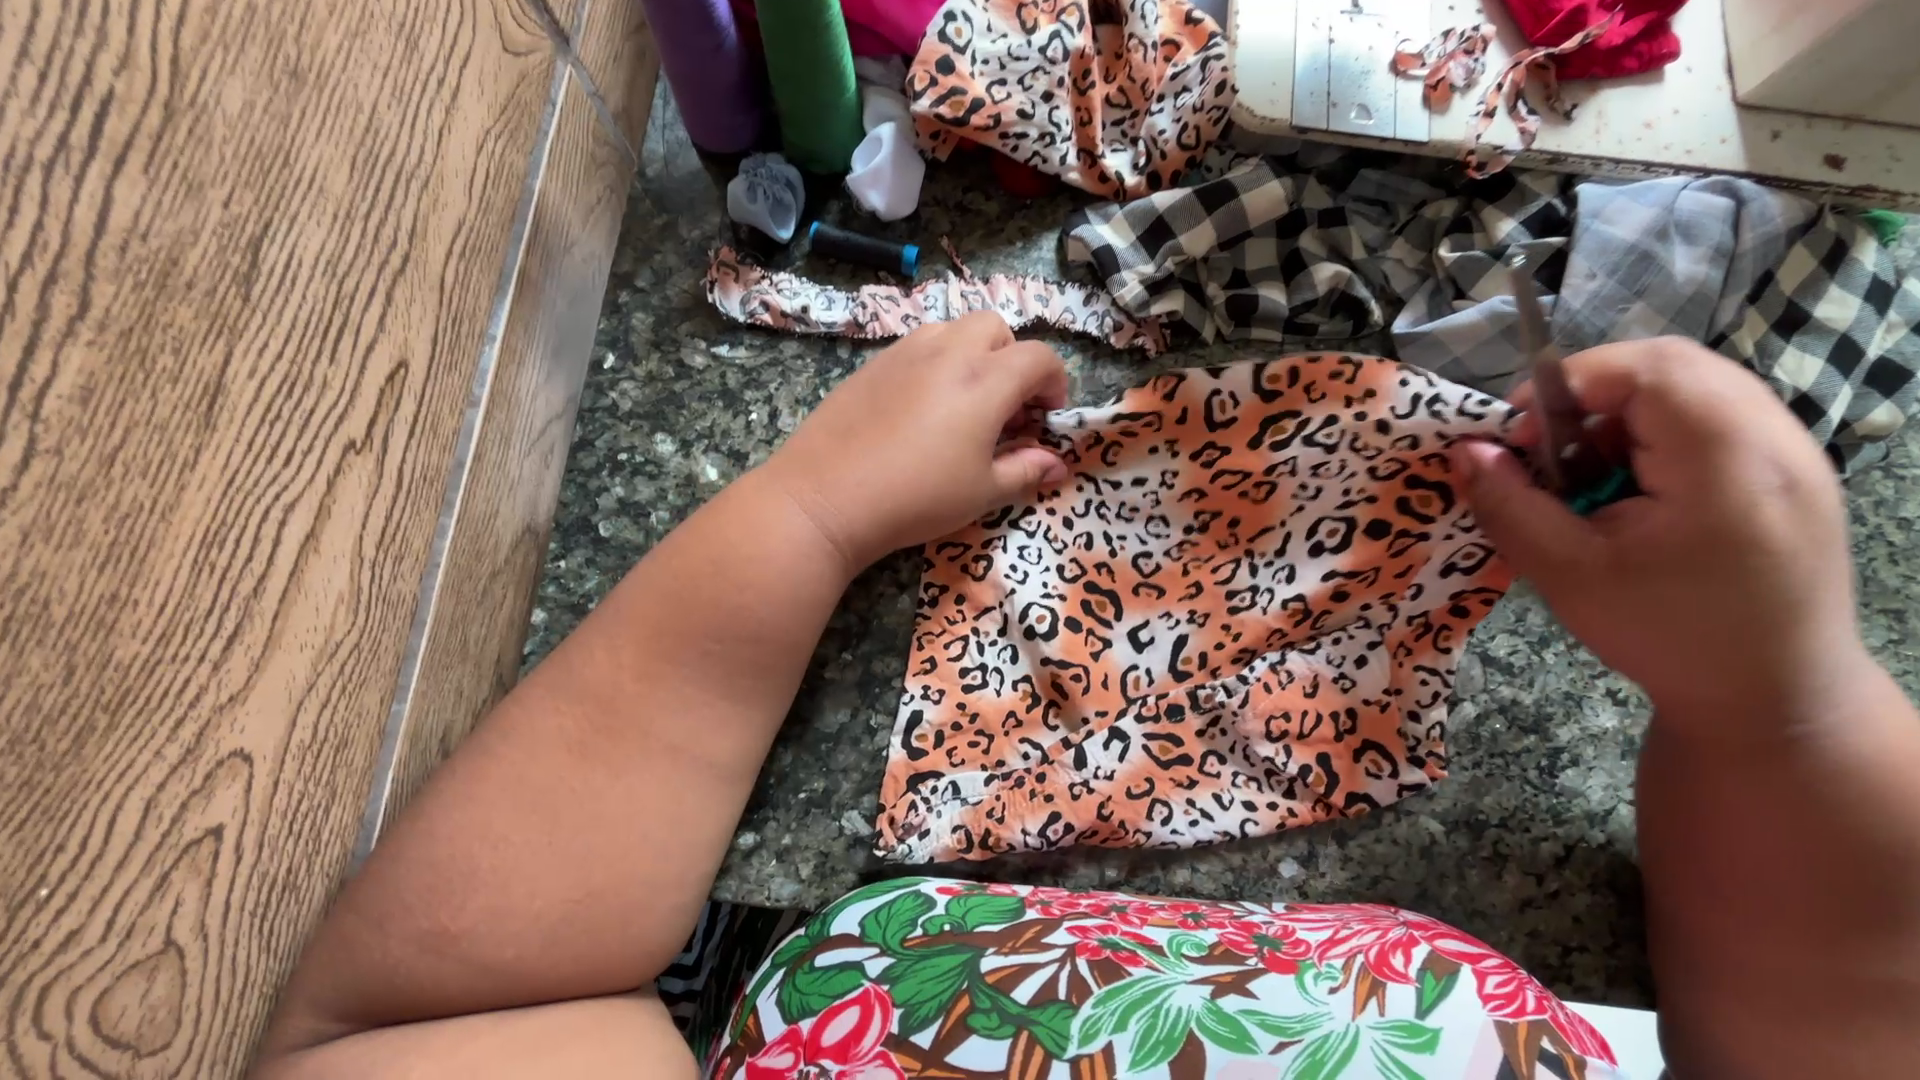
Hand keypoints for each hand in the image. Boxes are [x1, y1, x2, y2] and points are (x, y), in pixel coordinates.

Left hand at [760, 312, 1069, 572]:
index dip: (1054, 384)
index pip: (1039, 357)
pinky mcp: (872, 364)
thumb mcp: (981, 492)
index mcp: (985, 380)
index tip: (1046, 417)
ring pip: (953, 329)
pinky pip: (917, 346)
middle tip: (1005, 407)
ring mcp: (905, 352)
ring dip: (972, 354)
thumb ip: (1025, 471)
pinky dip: (935, 363)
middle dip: (1013, 359)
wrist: (826, 497)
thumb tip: (1057, 465)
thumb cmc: (916, 498)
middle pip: (996, 328)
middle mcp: (948, 352)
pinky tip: (920, 408)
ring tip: (962, 401)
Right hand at [1452, 337, 1871, 730]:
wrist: (1769, 694)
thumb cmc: (1664, 634)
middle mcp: (1776, 440)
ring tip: (1582, 473)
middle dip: (1588, 396)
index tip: (1519, 435)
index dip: (1569, 382)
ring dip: (1617, 415)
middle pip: (1673, 366)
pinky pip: (1711, 417)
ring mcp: (1791, 453)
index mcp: (1729, 462)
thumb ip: (1510, 505)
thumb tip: (1464, 448)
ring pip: (1691, 387)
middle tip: (1543, 450)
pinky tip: (1627, 488)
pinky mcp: (1786, 471)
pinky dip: (1651, 434)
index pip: (1650, 368)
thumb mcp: (1566, 573)